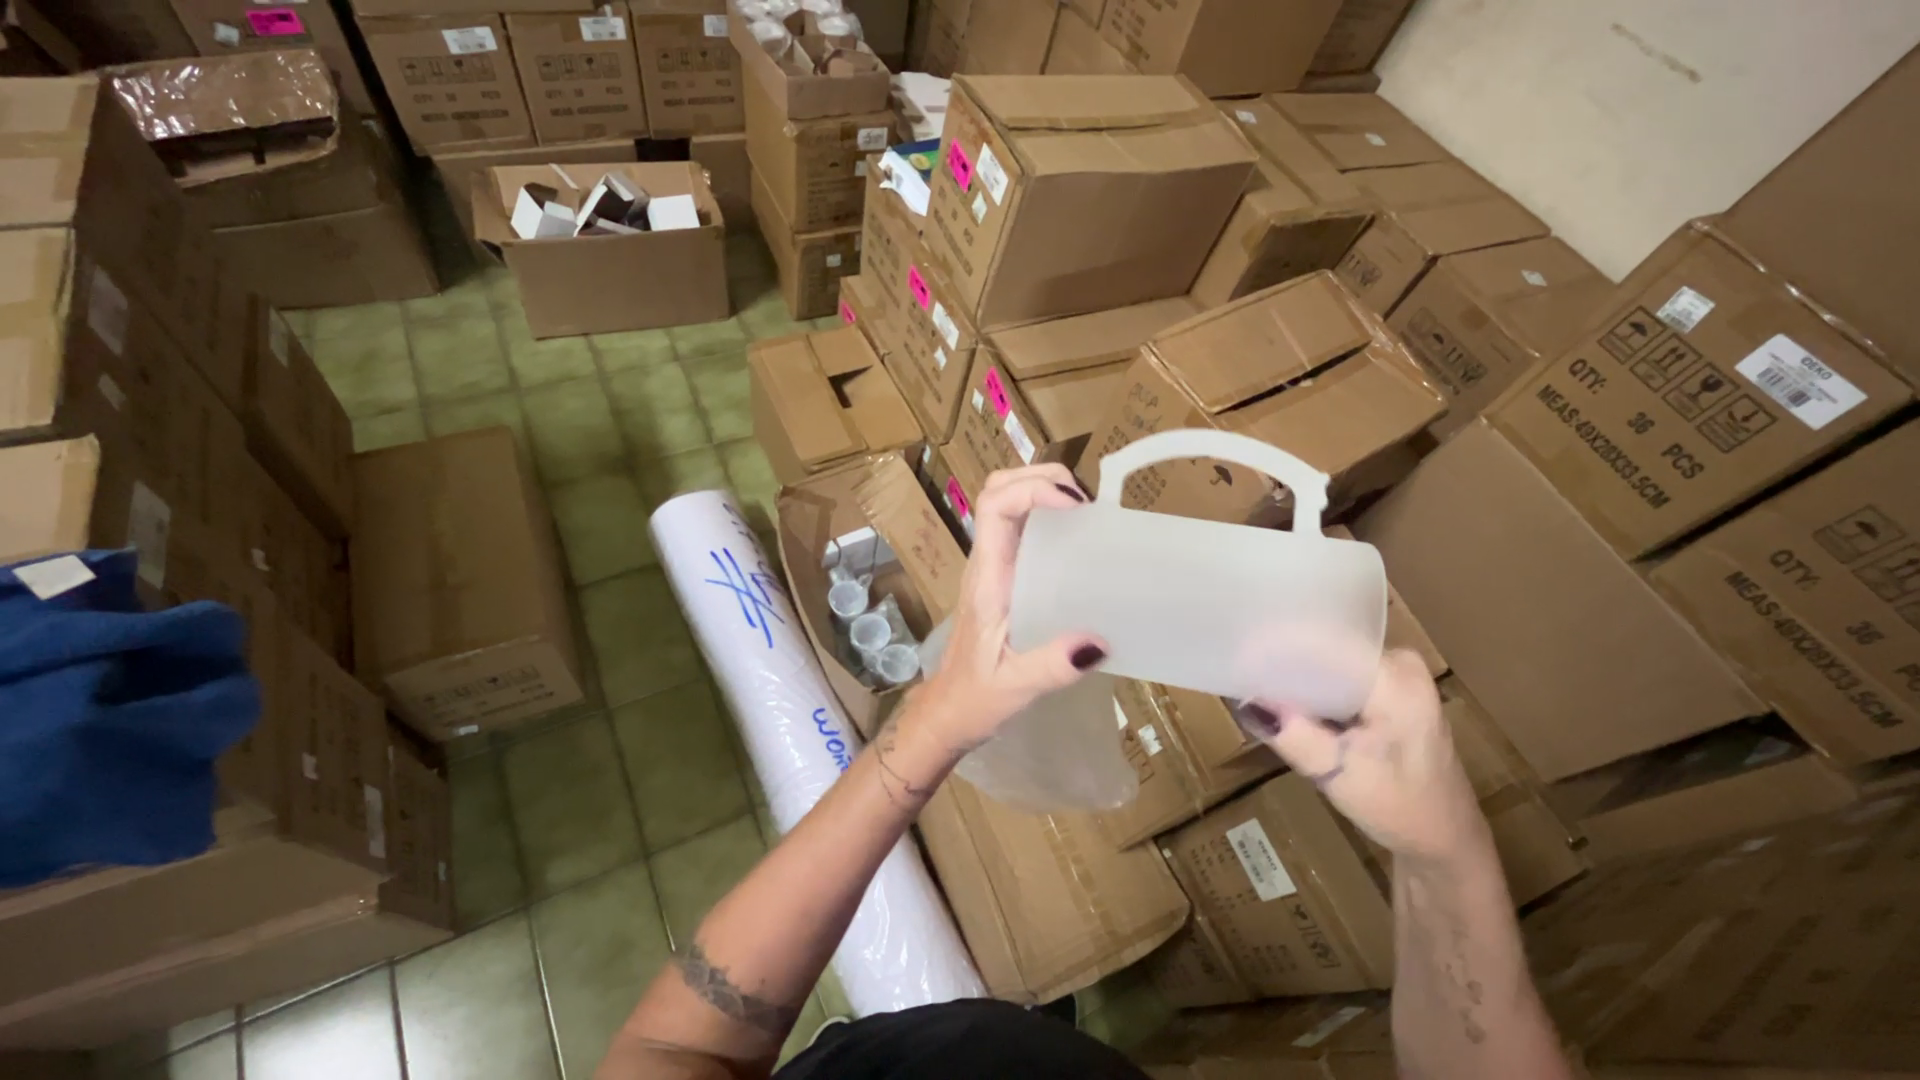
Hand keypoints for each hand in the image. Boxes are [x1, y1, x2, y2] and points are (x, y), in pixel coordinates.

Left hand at [907, 464, 1107, 756]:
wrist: (947, 712)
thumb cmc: (974, 698)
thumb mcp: (1015, 687)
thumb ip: (1052, 666)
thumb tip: (1098, 642)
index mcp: (986, 579)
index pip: (994, 507)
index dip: (1033, 489)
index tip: (1077, 504)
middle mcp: (986, 563)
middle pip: (997, 490)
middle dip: (1039, 476)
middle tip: (1086, 498)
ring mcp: (992, 567)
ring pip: (1005, 503)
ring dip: (1042, 489)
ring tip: (1087, 509)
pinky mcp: (1002, 578)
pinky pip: (1019, 528)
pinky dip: (1046, 514)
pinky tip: (1078, 535)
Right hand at [1238, 651, 1490, 866]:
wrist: (1446, 840)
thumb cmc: (1400, 809)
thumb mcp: (1338, 775)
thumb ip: (1292, 734)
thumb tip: (1244, 698)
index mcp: (1396, 678)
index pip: (1324, 646)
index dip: (1277, 651)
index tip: (1235, 658)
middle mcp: (1399, 664)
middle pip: (1326, 651)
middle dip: (1283, 666)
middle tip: (1239, 678)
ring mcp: (1397, 675)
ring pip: (1329, 665)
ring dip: (1296, 681)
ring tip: (1254, 690)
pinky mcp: (1390, 690)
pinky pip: (1339, 678)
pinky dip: (1313, 692)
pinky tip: (1288, 706)